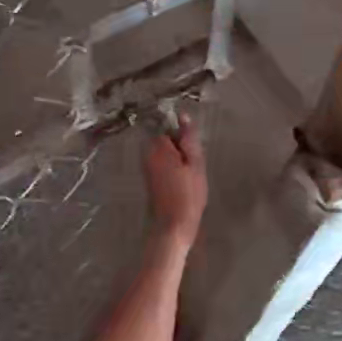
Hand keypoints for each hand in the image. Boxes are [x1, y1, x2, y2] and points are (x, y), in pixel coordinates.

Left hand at [143, 116, 207, 241]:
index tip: (192, 151)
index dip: (183, 137)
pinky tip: (181, 182)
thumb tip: (183, 115)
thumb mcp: (195, 164)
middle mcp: (147, 154)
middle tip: (192, 166)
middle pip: (165, 139)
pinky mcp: (148, 178)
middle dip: (179, 148)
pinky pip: (161, 164)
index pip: (168, 127)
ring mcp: (146, 166)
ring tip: (188, 176)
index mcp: (158, 147)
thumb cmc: (188, 194)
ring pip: (165, 153)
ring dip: (176, 159)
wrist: (173, 225)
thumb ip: (189, 139)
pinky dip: (172, 169)